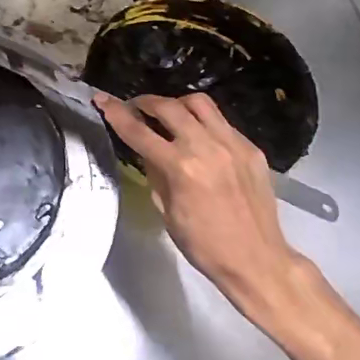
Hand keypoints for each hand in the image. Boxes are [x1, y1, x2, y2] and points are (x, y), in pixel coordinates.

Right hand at [94, 91, 303, 307]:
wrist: (257, 259)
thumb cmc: (204, 244)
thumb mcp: (167, 211)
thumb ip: (155, 173)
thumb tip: (146, 150)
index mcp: (180, 167)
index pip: (139, 132)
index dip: (116, 113)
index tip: (102, 99)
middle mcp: (206, 147)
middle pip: (168, 106)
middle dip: (145, 102)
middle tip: (135, 107)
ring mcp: (232, 144)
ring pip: (199, 103)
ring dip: (176, 103)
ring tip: (168, 114)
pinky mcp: (251, 147)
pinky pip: (221, 122)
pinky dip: (202, 122)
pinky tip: (198, 137)